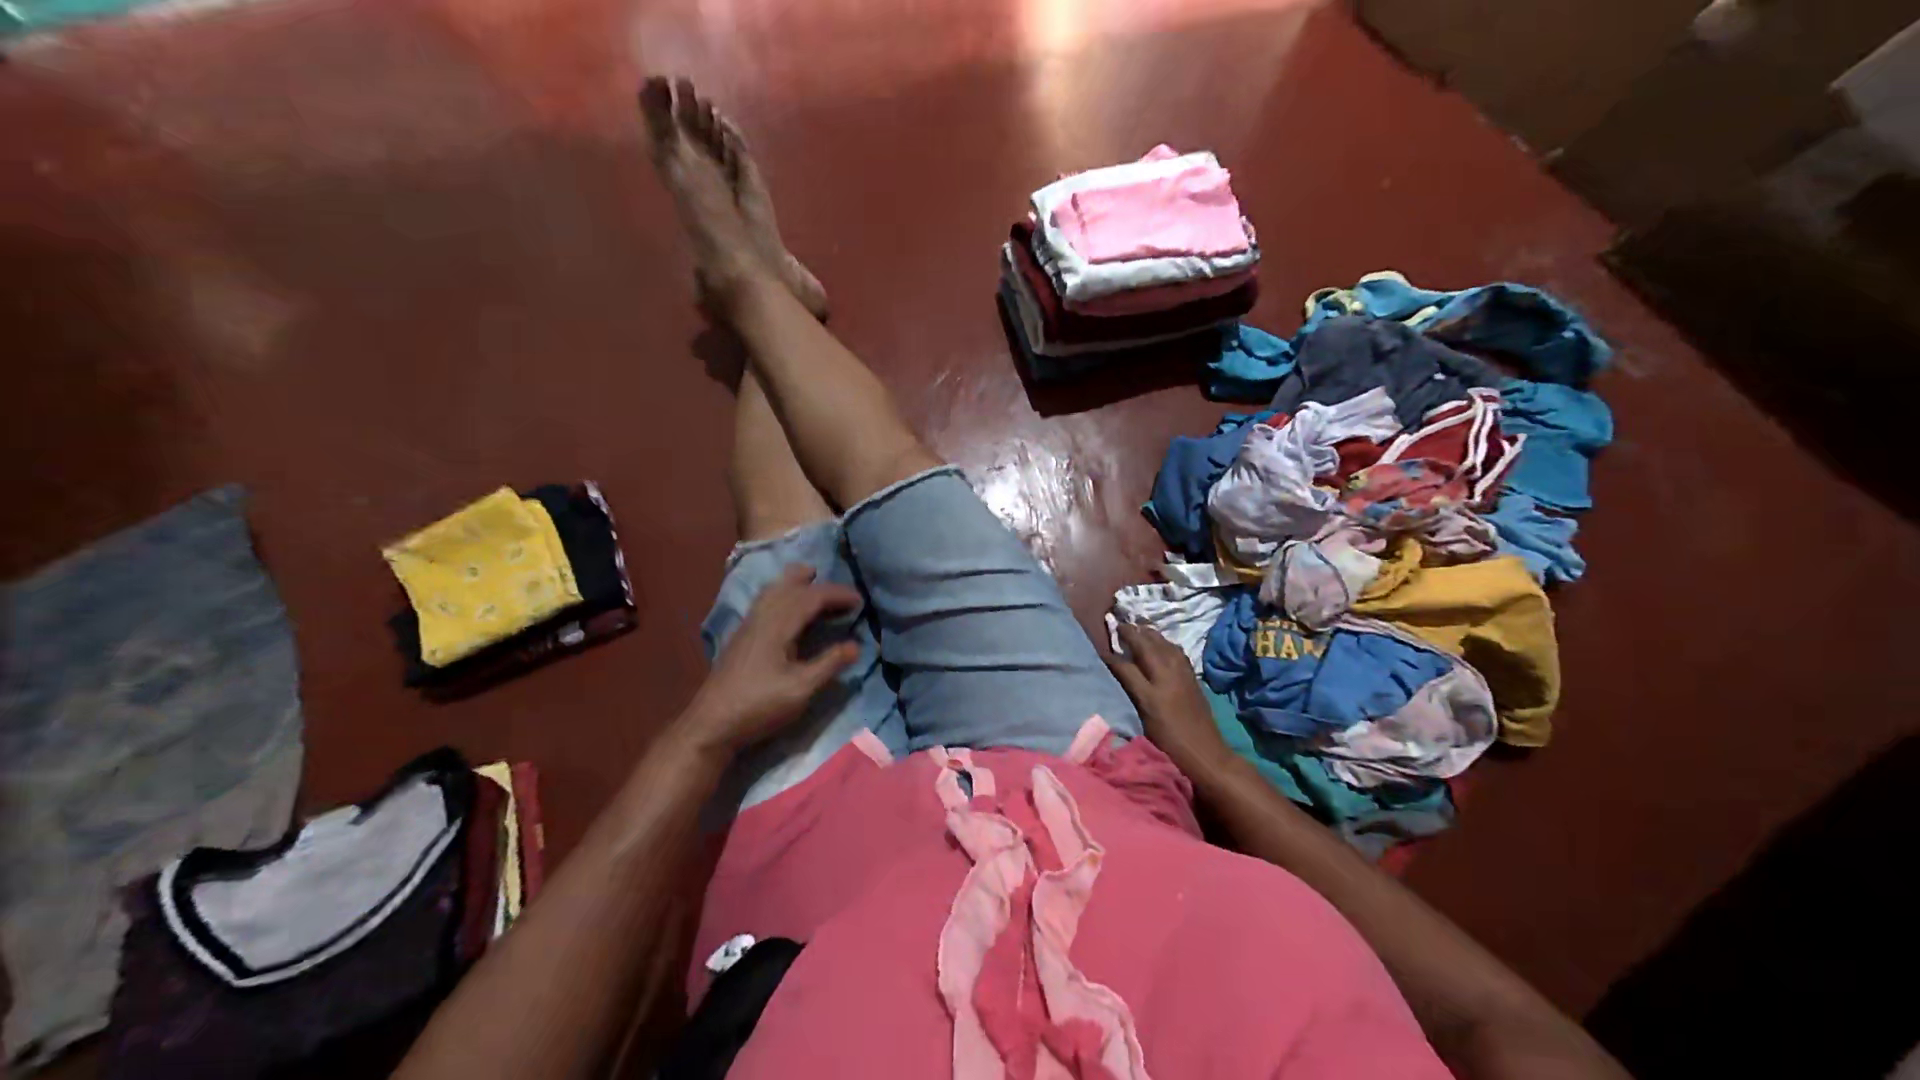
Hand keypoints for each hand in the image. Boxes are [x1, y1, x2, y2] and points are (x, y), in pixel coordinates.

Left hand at [678, 564, 861, 755]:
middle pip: (790, 585)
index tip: (860, 600)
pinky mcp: (742, 636)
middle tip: (842, 595)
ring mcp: (748, 625)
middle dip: (819, 584)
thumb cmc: (758, 706)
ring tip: (816, 587)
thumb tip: (856, 645)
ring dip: (797, 584)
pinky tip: (790, 611)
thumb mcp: (801, 689)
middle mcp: (762, 617)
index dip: (837, 594)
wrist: (711, 724)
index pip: (811, 597)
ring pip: (774, 590)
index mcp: (778, 625)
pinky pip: (766, 601)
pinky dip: (784, 594)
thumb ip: (829, 664)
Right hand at [1106, 622, 1235, 777]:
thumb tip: (1116, 672)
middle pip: (1146, 645)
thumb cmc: (1167, 741)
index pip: (1124, 665)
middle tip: (1117, 624)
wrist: (1203, 750)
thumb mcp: (1142, 718)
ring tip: (1136, 627)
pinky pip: (1175, 650)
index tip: (1100, 648)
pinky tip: (1159, 643)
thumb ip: (1129, 692)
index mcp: (1151, 690)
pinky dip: (1164, 642)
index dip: (1111, 656)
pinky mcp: (1191, 675)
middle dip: (1131, 632)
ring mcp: (1181, 673)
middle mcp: (1166, 675)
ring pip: (1162, 643)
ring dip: (1148, 633)